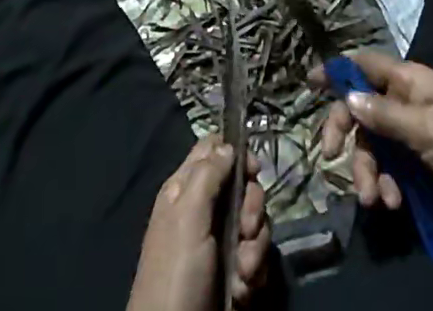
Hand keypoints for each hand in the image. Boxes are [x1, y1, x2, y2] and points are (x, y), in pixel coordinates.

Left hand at [127, 135, 271, 310]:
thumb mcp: (186, 218)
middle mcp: (204, 209)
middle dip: (252, 207)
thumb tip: (229, 146)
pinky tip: (243, 287)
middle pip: (242, 186)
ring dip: (255, 246)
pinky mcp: (233, 269)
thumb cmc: (175, 273)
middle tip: (246, 229)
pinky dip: (254, 269)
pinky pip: (256, 254)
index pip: (213, 150)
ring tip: (243, 270)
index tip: (252, 170)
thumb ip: (207, 176)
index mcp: (185, 189)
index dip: (236, 153)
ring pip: (255, 221)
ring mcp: (219, 240)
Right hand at [316, 51, 432, 221]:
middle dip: (346, 135)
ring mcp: (408, 131)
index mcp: (409, 81)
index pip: (365, 64)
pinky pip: (386, 166)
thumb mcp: (425, 129)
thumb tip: (348, 97)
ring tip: (374, 198)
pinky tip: (393, 203)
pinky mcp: (413, 159)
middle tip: (329, 156)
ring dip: (367, 170)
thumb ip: (384, 114)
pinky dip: (384, 183)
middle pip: (360, 109)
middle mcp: (404, 101)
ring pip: (370, 143)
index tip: (310, 83)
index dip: (338, 71)